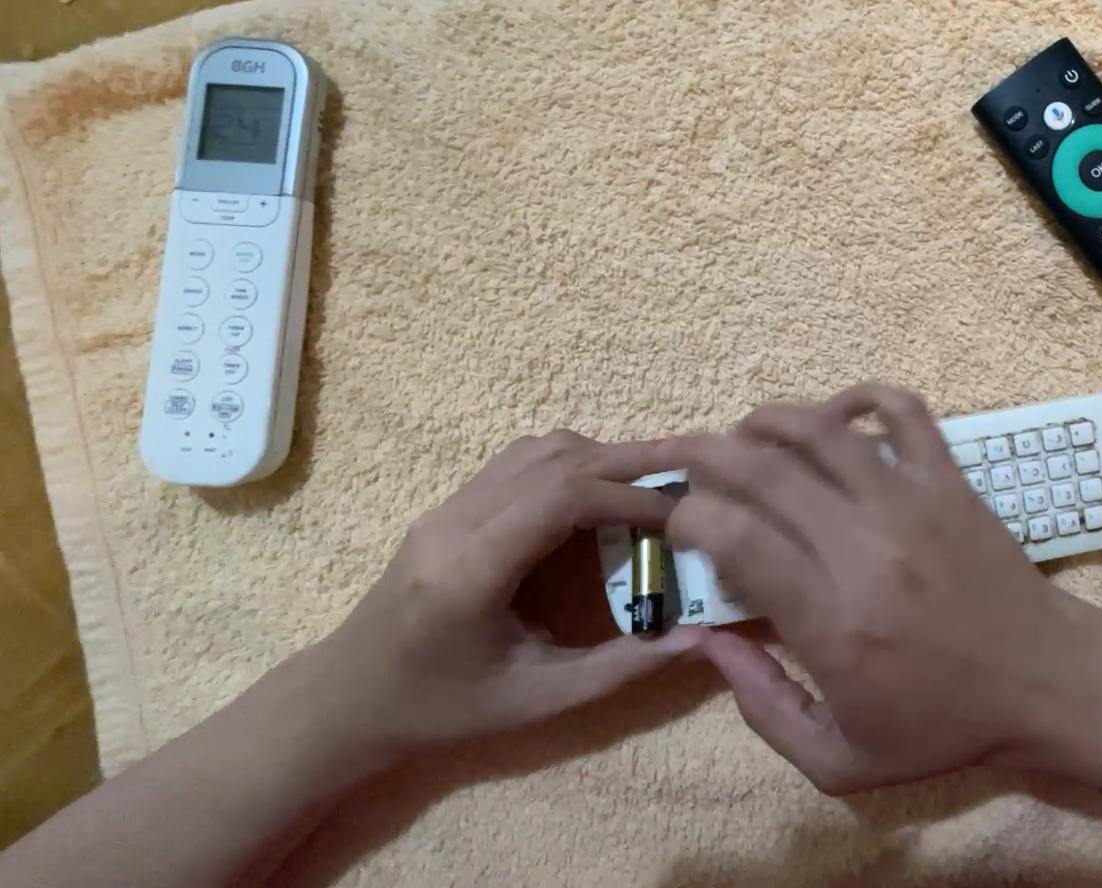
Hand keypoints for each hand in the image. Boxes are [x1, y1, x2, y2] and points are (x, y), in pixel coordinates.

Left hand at [306, 430, 704, 760]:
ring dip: (604, 458)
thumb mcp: (538, 702)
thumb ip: (621, 667)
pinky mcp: (452, 502)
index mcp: (472, 570)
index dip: (631, 496)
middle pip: (559, 459)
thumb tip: (698, 639)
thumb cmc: (443, 710)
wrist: (344, 703)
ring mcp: (449, 505)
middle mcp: (457, 521)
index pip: (564, 498)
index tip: (679, 516)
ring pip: (543, 448)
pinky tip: (597, 494)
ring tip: (646, 489)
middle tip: (686, 481)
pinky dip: (575, 462)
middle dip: (632, 463)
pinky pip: (524, 458)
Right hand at [663, 385, 1101, 792]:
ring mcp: (912, 503)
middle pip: (765, 469)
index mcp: (832, 621)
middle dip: (706, 454)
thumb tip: (704, 640)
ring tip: (747, 434)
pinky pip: (906, 411)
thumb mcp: (838, 758)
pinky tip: (839, 411)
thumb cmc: (940, 723)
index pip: (736, 537)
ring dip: (771, 419)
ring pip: (825, 429)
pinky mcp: (949, 481)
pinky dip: (866, 396)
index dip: (690, 516)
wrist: (1042, 680)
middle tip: (685, 460)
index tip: (682, 522)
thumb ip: (760, 704)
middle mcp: (865, 548)